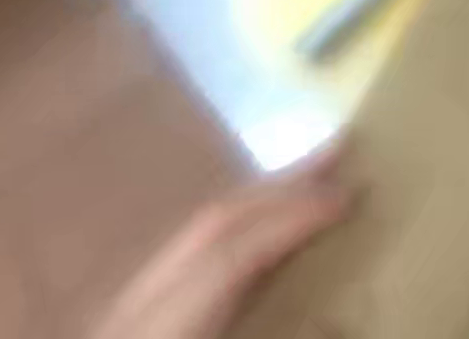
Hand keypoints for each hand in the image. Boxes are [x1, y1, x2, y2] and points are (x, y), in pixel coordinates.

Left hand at [89, 144, 355, 338]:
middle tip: (345, 147)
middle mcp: (124, 321)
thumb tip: (336, 315)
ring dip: (262, 196)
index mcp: (157, 334)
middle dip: (280, 184)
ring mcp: (115, 322)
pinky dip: (238, 227)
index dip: (293, 219)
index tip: (353, 197)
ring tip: (317, 167)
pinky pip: (184, 260)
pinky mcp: (122, 328)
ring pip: (190, 237)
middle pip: (205, 229)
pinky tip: (271, 220)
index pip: (229, 258)